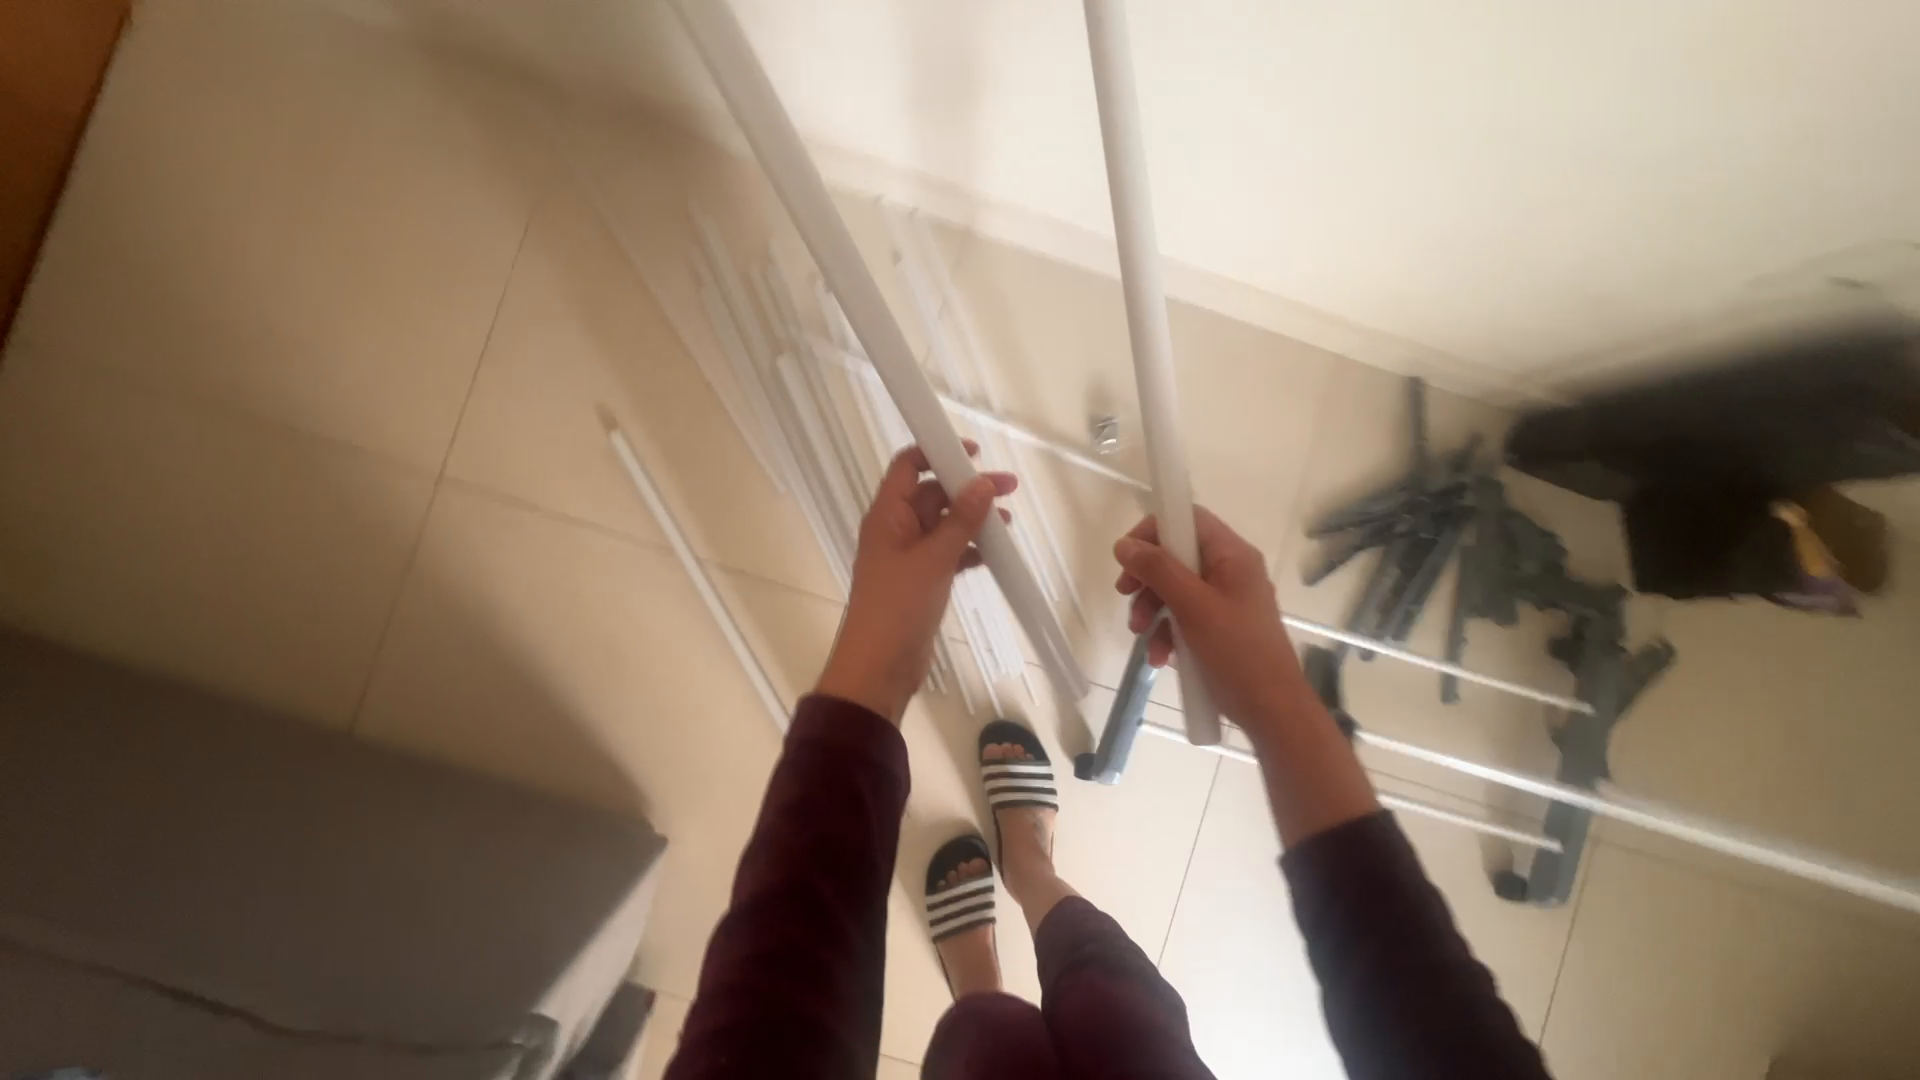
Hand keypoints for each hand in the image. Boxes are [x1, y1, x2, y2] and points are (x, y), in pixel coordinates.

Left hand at [816, 442, 1013, 721]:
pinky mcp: (921, 581)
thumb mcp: (933, 560)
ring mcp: (909, 557)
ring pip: (944, 525)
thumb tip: (983, 484)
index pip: (907, 466)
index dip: (936, 453)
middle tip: (1009, 488)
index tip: (972, 453)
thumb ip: (960, 521)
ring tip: (1008, 520)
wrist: (879, 667)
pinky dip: (969, 549)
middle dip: (967, 488)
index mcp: (887, 515)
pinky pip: (948, 553)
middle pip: (932, 494)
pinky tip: (994, 553)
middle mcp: (896, 530)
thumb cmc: (897, 607)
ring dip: (972, 520)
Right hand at [1111, 507, 1308, 729]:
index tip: (1128, 557)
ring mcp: (1225, 600)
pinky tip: (1159, 657)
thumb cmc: (1237, 653)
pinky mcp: (1220, 628)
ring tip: (1141, 636)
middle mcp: (1230, 571)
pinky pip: (1183, 617)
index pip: (1187, 519)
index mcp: (1232, 555)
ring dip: (1151, 610)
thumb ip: (1158, 570)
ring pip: (1174, 589)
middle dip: (1147, 579)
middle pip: (1176, 556)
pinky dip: (1166, 633)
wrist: (1272, 711)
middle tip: (1125, 595)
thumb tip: (1124, 544)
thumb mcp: (1193, 607)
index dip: (1153, 531)